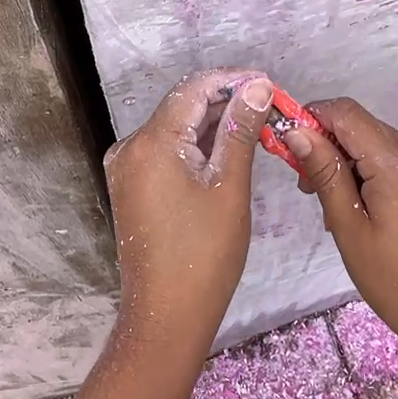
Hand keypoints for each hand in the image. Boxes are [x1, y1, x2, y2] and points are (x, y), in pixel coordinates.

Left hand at [73, 68, 275, 398]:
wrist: (165, 318)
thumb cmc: (204, 254)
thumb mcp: (229, 186)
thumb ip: (241, 129)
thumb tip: (258, 84)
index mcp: (151, 141)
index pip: (193, 88)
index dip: (232, 79)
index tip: (268, 83)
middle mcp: (131, 145)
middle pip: (183, 105)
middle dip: (226, 101)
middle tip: (269, 107)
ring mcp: (128, 166)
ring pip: (176, 126)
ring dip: (214, 123)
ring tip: (256, 125)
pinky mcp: (133, 184)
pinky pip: (167, 148)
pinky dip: (197, 144)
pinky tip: (227, 149)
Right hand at [287, 99, 397, 398]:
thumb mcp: (350, 229)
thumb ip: (324, 173)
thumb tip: (296, 131)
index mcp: (397, 161)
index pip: (344, 111)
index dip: (310, 118)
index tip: (287, 146)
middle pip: (358, 125)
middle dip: (326, 145)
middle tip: (308, 188)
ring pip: (372, 140)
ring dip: (345, 161)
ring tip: (334, 207)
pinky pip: (390, 156)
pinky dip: (367, 170)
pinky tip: (359, 207)